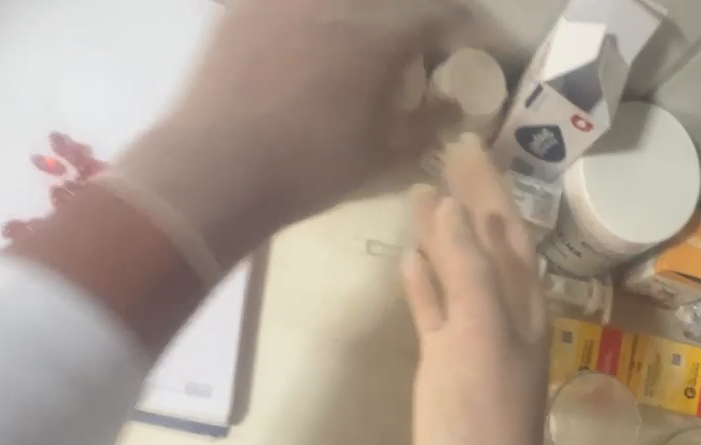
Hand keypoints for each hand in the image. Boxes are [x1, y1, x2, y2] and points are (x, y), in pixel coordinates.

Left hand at [111, 0, 459, 263]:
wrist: (220, 167)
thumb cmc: (311, 171)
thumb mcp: (381, 157)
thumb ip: (426, 124)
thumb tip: (456, 105)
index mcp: (378, 34)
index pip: (443, 11)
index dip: (471, 25)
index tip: (480, 42)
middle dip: (419, 16)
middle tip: (422, 43)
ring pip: (348, 1)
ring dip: (372, 17)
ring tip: (369, 44)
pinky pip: (297, 4)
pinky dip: (322, 17)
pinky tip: (315, 42)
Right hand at [402, 136, 556, 444]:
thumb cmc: (485, 411)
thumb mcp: (479, 334)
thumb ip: (467, 269)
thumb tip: (448, 203)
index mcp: (520, 301)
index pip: (505, 227)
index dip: (488, 185)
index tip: (464, 140)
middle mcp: (501, 310)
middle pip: (484, 241)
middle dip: (468, 198)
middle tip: (443, 152)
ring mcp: (471, 335)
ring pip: (457, 272)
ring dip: (441, 235)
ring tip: (419, 194)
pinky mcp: (444, 360)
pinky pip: (436, 310)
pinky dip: (424, 285)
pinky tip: (408, 261)